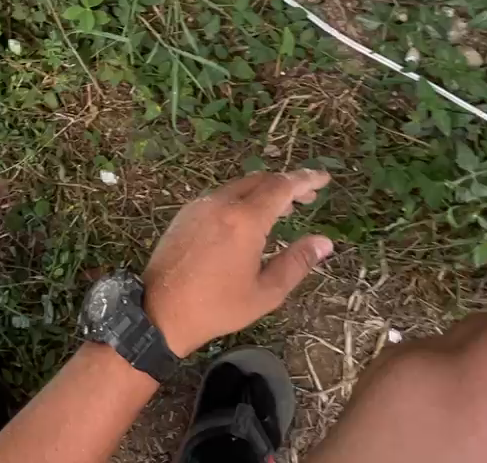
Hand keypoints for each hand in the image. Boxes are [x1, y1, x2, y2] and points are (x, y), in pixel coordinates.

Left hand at [141, 169, 332, 357]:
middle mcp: (220, 203)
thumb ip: (297, 262)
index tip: (323, 178)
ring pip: (238, 187)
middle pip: (259, 181)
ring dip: (263, 191)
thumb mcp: (267, 291)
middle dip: (286, 184)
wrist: (162, 307)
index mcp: (244, 220)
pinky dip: (242, 199)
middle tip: (308, 196)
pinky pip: (221, 196)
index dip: (304, 180)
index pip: (280, 188)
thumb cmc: (219, 305)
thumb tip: (324, 242)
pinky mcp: (186, 213)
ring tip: (285, 207)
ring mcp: (200, 205)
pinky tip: (250, 217)